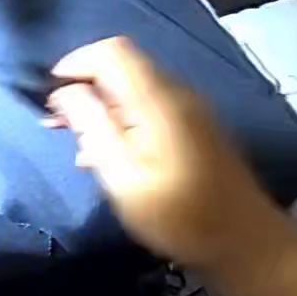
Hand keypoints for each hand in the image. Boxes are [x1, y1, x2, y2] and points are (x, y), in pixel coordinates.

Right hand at [47, 37, 295, 274]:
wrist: (246, 243)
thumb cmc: (178, 216)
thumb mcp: (123, 176)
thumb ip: (92, 127)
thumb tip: (65, 92)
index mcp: (158, 101)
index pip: (112, 52)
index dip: (76, 62)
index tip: (50, 92)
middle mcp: (176, 94)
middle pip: (123, 67)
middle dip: (84, 86)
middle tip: (56, 121)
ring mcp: (189, 110)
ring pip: (133, 88)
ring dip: (100, 105)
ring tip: (76, 140)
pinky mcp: (194, 127)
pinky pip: (148, 107)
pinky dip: (121, 118)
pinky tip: (108, 152)